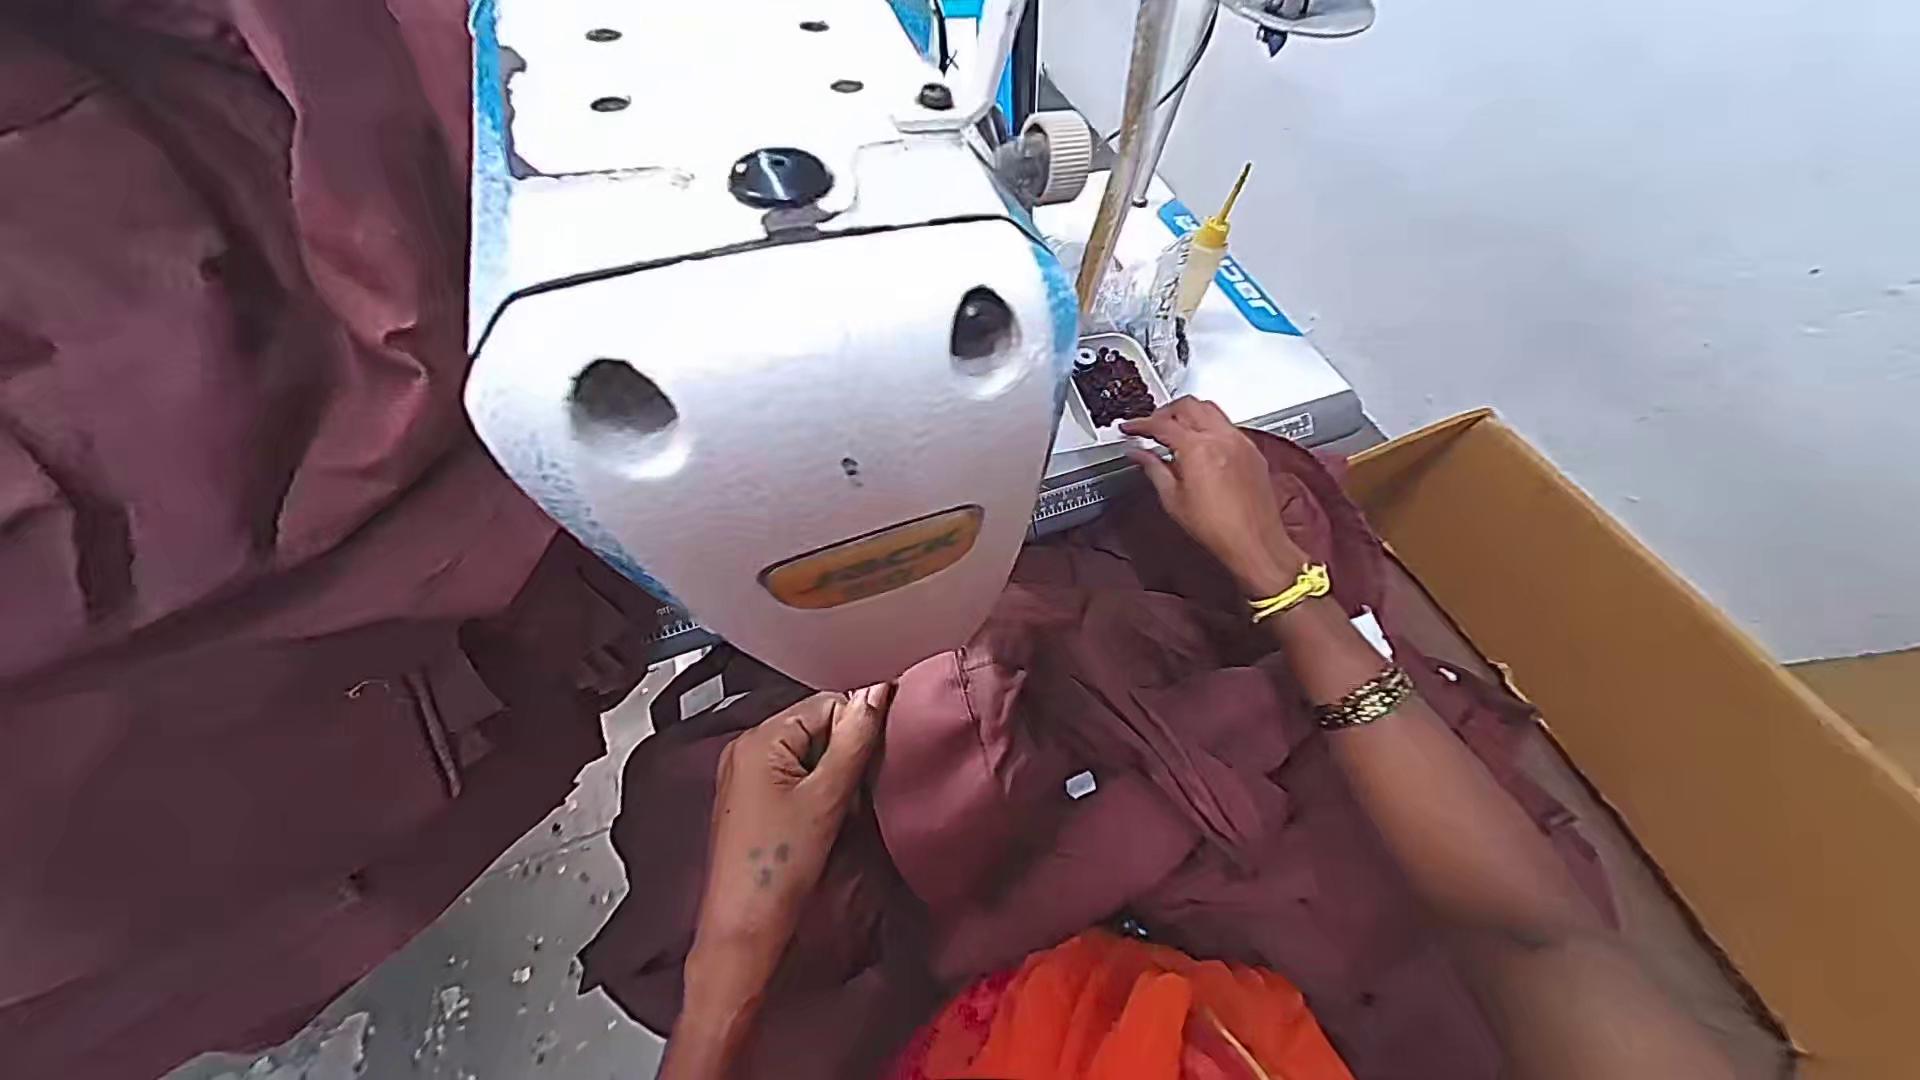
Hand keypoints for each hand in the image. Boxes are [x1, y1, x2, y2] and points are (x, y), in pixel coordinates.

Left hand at [683, 685, 891, 1010]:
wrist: (743, 933)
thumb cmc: (777, 868)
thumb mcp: (827, 796)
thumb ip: (856, 739)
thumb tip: (877, 692)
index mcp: (759, 738)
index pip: (828, 704)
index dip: (855, 732)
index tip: (864, 767)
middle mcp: (747, 747)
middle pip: (818, 726)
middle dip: (843, 755)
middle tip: (846, 796)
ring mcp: (747, 772)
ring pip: (811, 751)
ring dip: (832, 775)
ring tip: (831, 812)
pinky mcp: (753, 796)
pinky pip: (796, 772)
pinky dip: (816, 790)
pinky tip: (818, 819)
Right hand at [1120, 397, 1309, 596]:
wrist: (1253, 541)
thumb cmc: (1217, 528)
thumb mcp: (1172, 499)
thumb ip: (1153, 469)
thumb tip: (1138, 454)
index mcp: (1197, 448)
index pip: (1162, 424)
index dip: (1141, 424)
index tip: (1130, 428)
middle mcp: (1222, 438)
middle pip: (1188, 406)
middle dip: (1165, 412)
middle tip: (1150, 425)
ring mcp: (1240, 442)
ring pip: (1210, 410)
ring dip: (1188, 414)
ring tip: (1173, 431)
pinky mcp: (1252, 451)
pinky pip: (1226, 425)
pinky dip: (1208, 426)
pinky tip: (1199, 444)